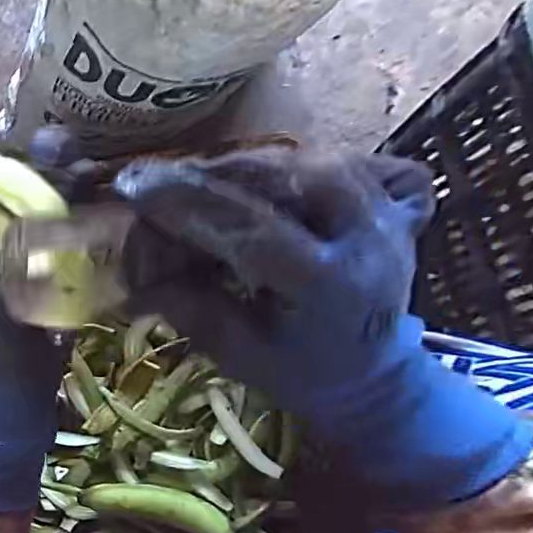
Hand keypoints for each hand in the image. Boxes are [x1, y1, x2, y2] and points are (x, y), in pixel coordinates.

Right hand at [115, 149, 532, 510]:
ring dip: (246, 167)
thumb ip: (188, 308)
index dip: (189, 206)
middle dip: (210, 177)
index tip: (136, 192)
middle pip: (284, 176)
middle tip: (158, 187)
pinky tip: (271, 187)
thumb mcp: (237, 354)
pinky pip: (350, 157)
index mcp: (332, 288)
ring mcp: (392, 212)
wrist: (373, 375)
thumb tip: (132, 276)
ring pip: (310, 157)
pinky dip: (302, 164)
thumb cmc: (299, 374)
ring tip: (200, 187)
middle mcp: (371, 238)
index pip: (254, 229)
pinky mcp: (399, 199)